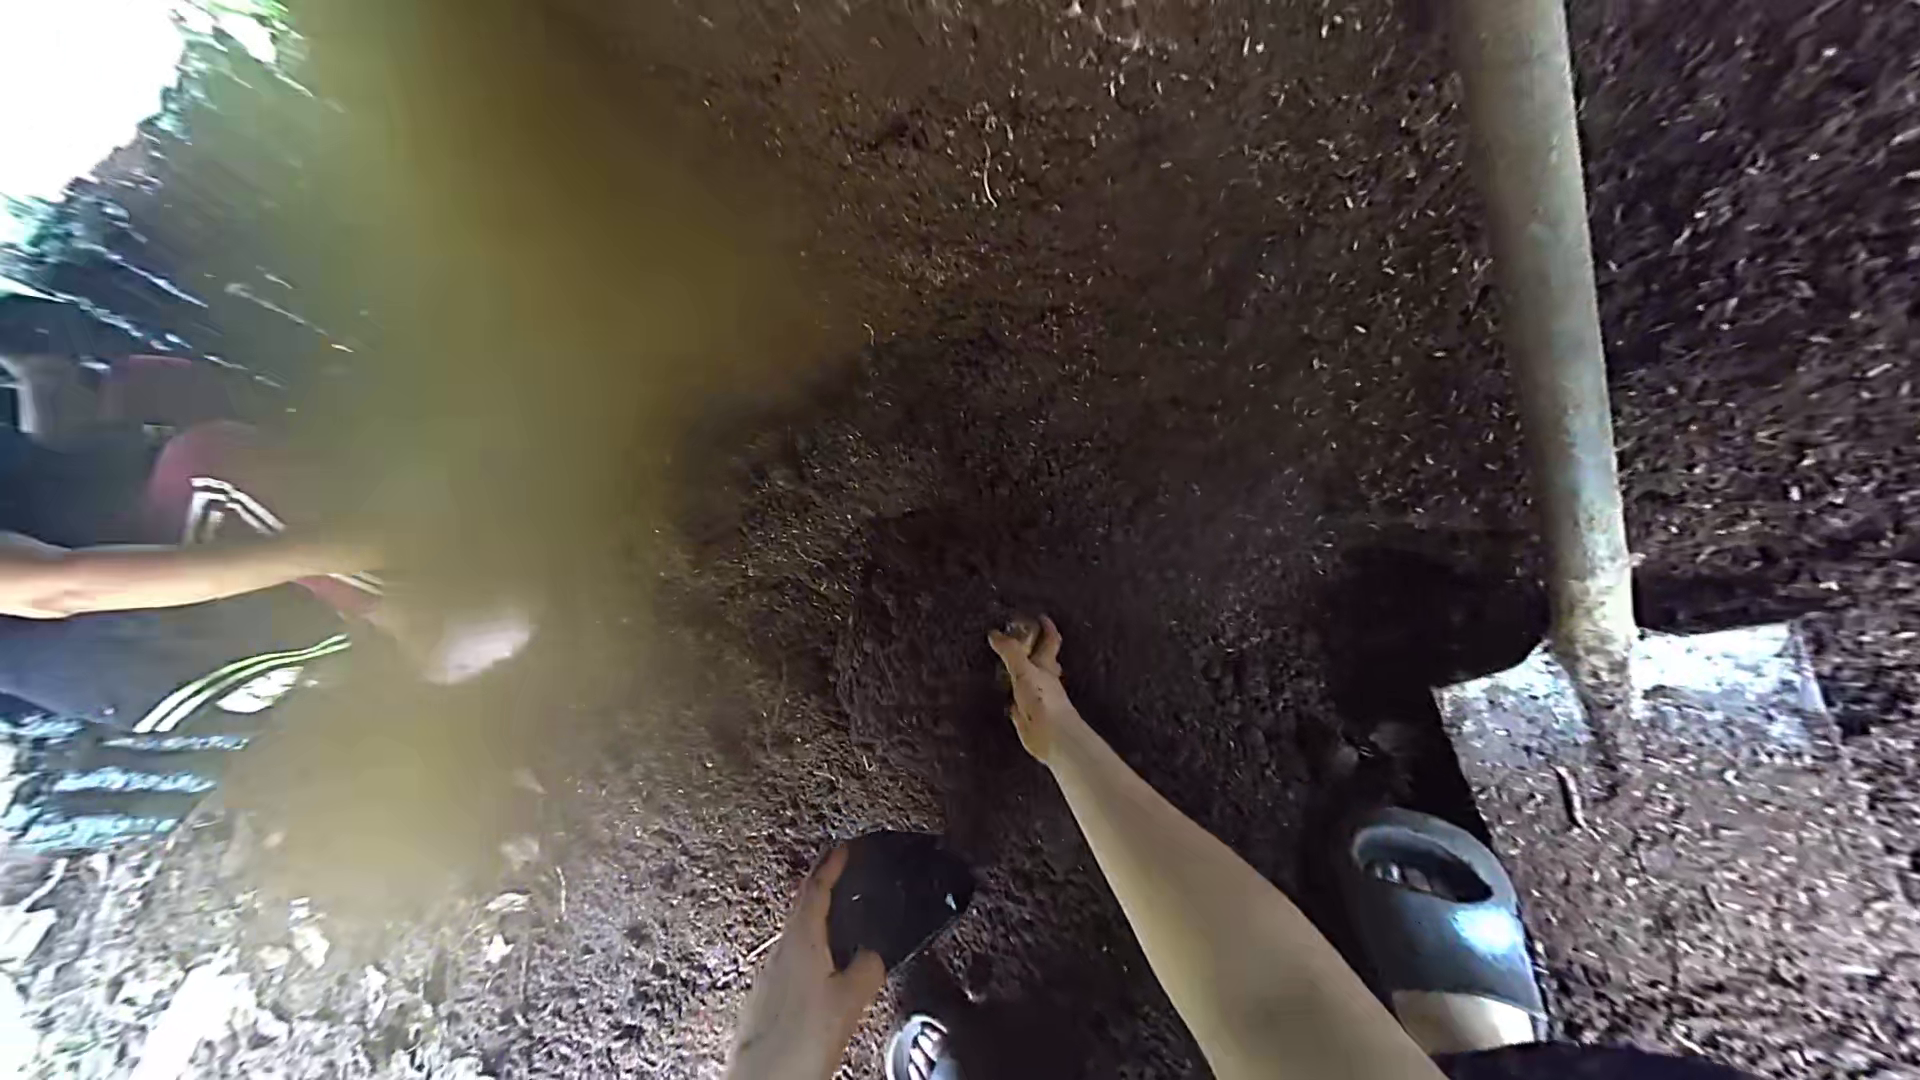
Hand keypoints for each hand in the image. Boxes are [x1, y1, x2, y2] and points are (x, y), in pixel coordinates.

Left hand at [727, 847, 887, 1079]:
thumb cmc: (802, 1043)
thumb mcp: (850, 1000)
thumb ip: (868, 968)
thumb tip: (872, 955)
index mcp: (802, 940)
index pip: (816, 888)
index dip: (831, 865)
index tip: (842, 847)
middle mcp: (781, 950)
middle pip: (801, 905)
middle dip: (820, 884)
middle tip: (837, 870)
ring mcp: (768, 975)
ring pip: (794, 932)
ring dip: (813, 914)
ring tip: (832, 913)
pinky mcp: (763, 1000)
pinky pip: (789, 957)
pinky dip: (806, 944)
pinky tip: (816, 964)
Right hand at [987, 614, 1078, 762]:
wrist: (1051, 736)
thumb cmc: (1045, 700)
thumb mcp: (1024, 670)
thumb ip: (1010, 652)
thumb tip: (995, 634)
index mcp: (1046, 665)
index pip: (1050, 641)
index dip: (1047, 628)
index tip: (1042, 617)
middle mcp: (1043, 679)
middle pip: (1041, 660)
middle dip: (1034, 649)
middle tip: (1021, 639)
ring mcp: (1035, 697)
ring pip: (1028, 679)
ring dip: (1020, 672)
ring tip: (1006, 663)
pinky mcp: (1025, 714)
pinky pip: (1016, 700)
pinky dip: (1010, 695)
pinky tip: (1002, 694)